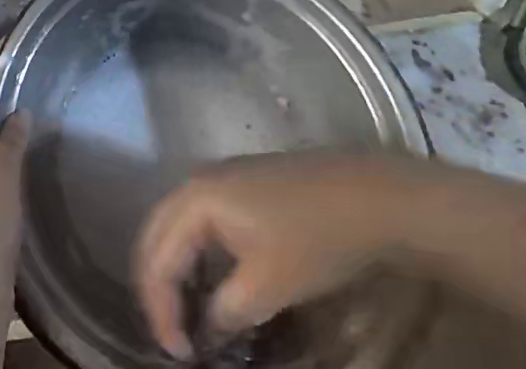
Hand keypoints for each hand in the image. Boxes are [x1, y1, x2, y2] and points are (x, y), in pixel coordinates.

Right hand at [133, 152, 436, 357]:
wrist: (370, 195)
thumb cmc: (313, 240)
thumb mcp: (266, 288)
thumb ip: (224, 314)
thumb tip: (205, 332)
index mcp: (196, 200)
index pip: (158, 260)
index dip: (161, 313)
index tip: (180, 356)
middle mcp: (199, 180)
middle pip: (156, 234)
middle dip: (157, 287)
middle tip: (172, 333)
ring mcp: (222, 175)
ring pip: (177, 224)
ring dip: (174, 268)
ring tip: (188, 312)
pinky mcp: (244, 181)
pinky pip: (200, 217)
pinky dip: (194, 251)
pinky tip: (211, 278)